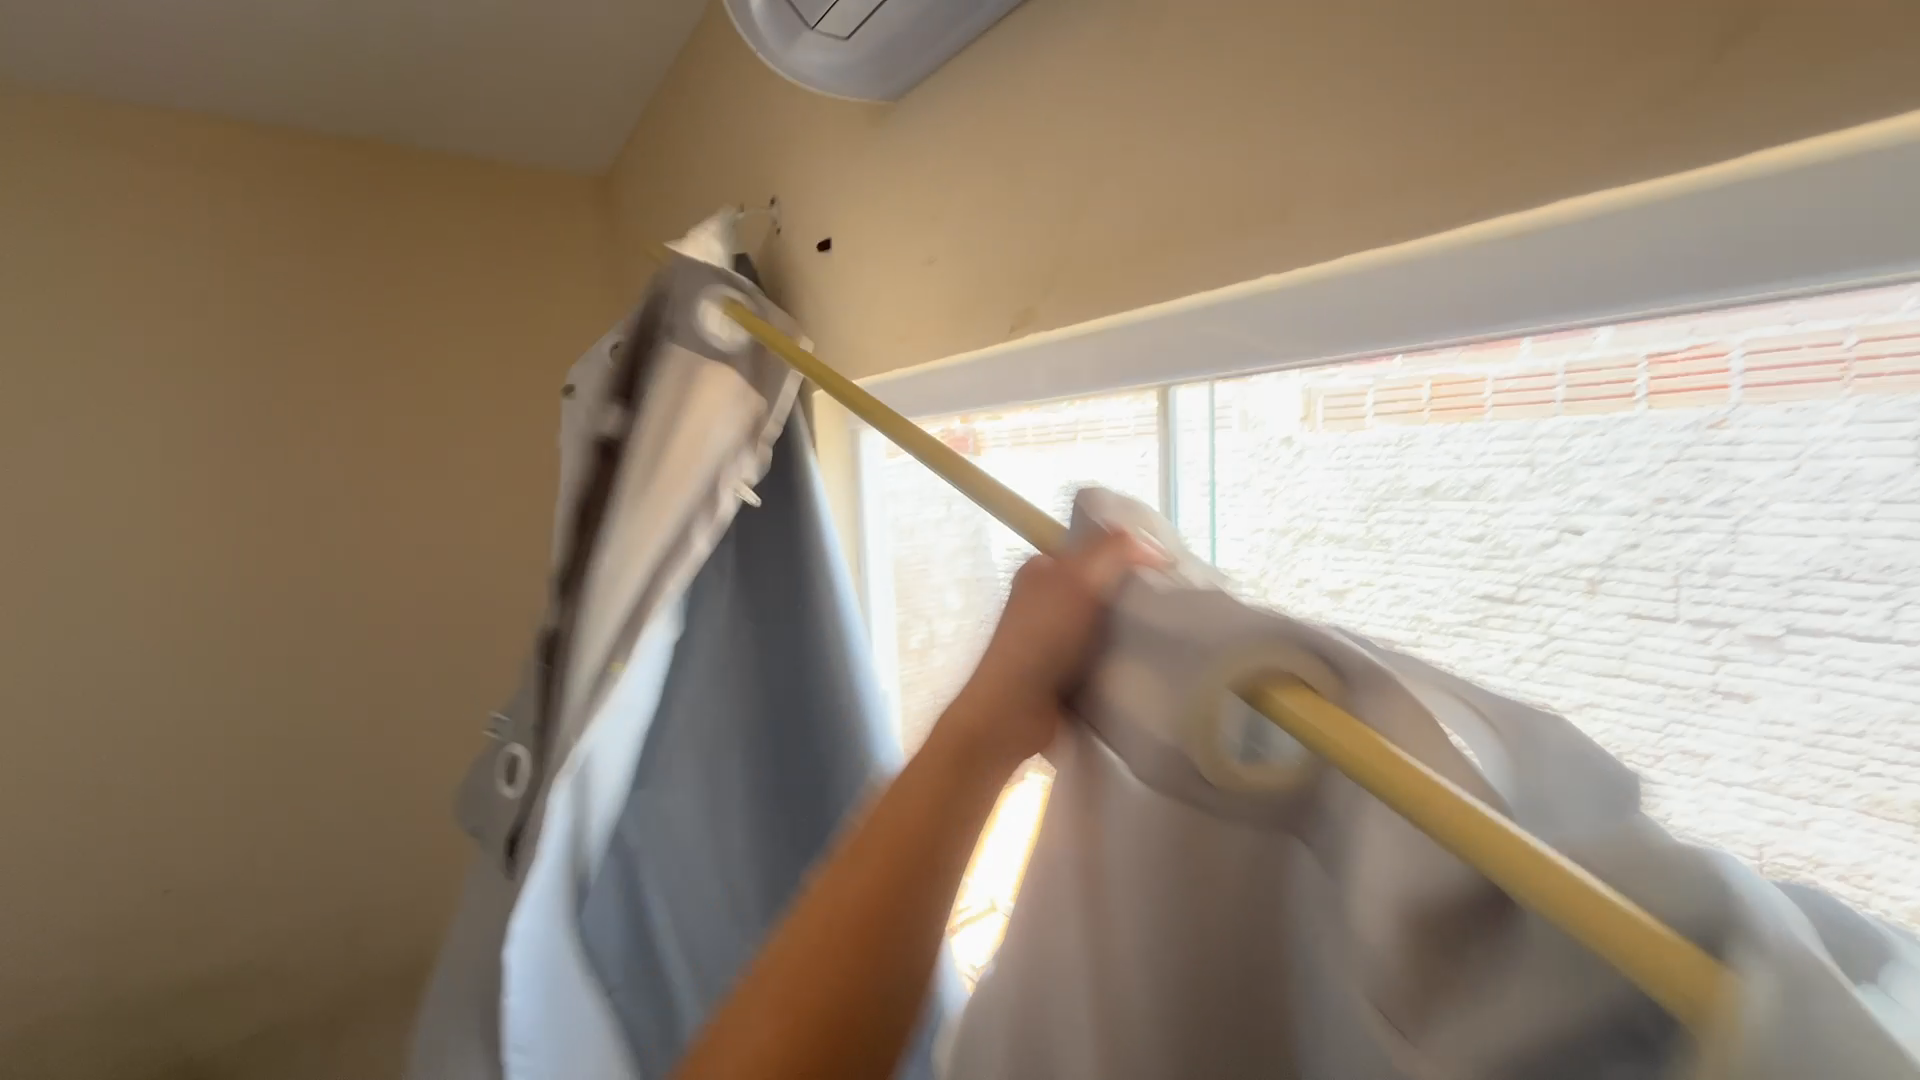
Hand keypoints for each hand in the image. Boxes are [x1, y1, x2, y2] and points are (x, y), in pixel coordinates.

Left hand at [932, 528, 1164, 775]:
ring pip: (1107, 624)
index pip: (1093, 549)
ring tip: (1171, 635)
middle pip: (1103, 587)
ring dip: (1134, 631)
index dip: (1129, 553)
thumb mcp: (1077, 579)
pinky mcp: (1066, 674)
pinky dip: (1125, 660)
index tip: (1168, 569)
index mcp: (1042, 570)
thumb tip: (1154, 546)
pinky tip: (1151, 663)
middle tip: (1175, 605)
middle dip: (1136, 594)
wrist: (1013, 713)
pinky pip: (1105, 658)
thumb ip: (1113, 550)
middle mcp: (1046, 600)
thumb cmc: (1041, 638)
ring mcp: (1055, 639)